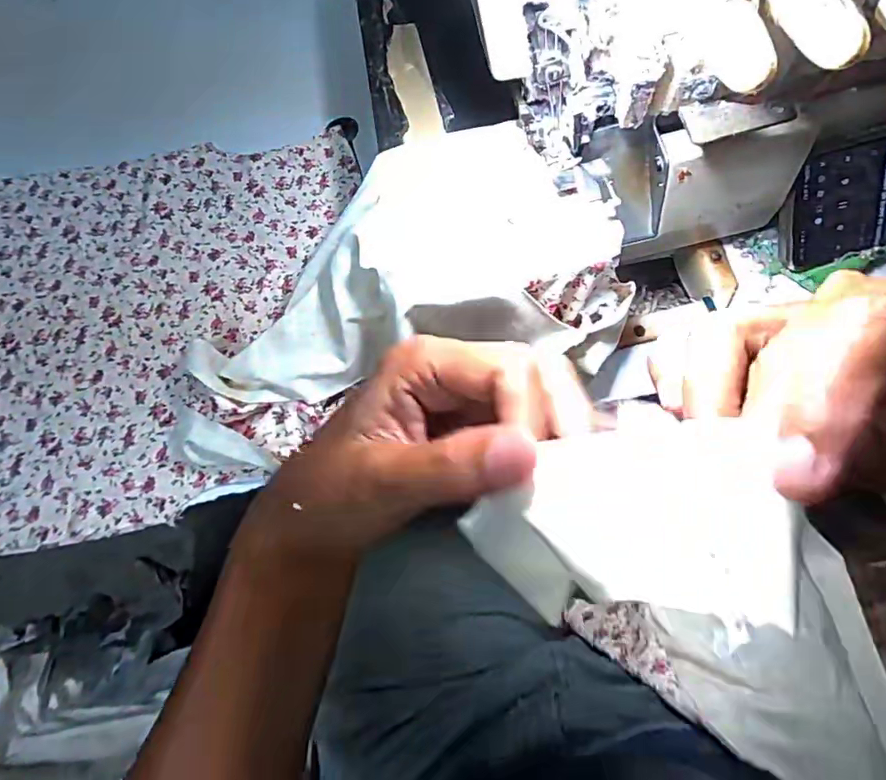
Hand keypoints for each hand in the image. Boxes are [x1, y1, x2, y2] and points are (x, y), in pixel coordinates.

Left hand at [236, 336, 597, 566]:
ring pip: (540, 391)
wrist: (312, 524)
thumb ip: (451, 465)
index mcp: (423, 361)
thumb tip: (530, 452)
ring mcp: (466, 392)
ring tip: (574, 474)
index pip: (504, 369)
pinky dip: (551, 443)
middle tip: (571, 471)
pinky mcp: (477, 422)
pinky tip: (565, 471)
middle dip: (557, 415)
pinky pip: (530, 420)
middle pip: (532, 368)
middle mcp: (452, 365)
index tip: (531, 473)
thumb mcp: (383, 483)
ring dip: (561, 428)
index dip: (528, 416)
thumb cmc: (332, 495)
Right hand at [648, 264, 885, 503]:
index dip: (825, 387)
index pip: (873, 320)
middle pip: (784, 332)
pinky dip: (681, 392)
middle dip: (766, 410)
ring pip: (721, 335)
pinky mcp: (751, 355)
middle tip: (762, 484)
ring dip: (708, 400)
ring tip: (725, 462)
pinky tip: (696, 432)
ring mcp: (792, 326)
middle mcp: (848, 304)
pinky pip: (692, 355)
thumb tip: (791, 460)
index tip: (794, 472)